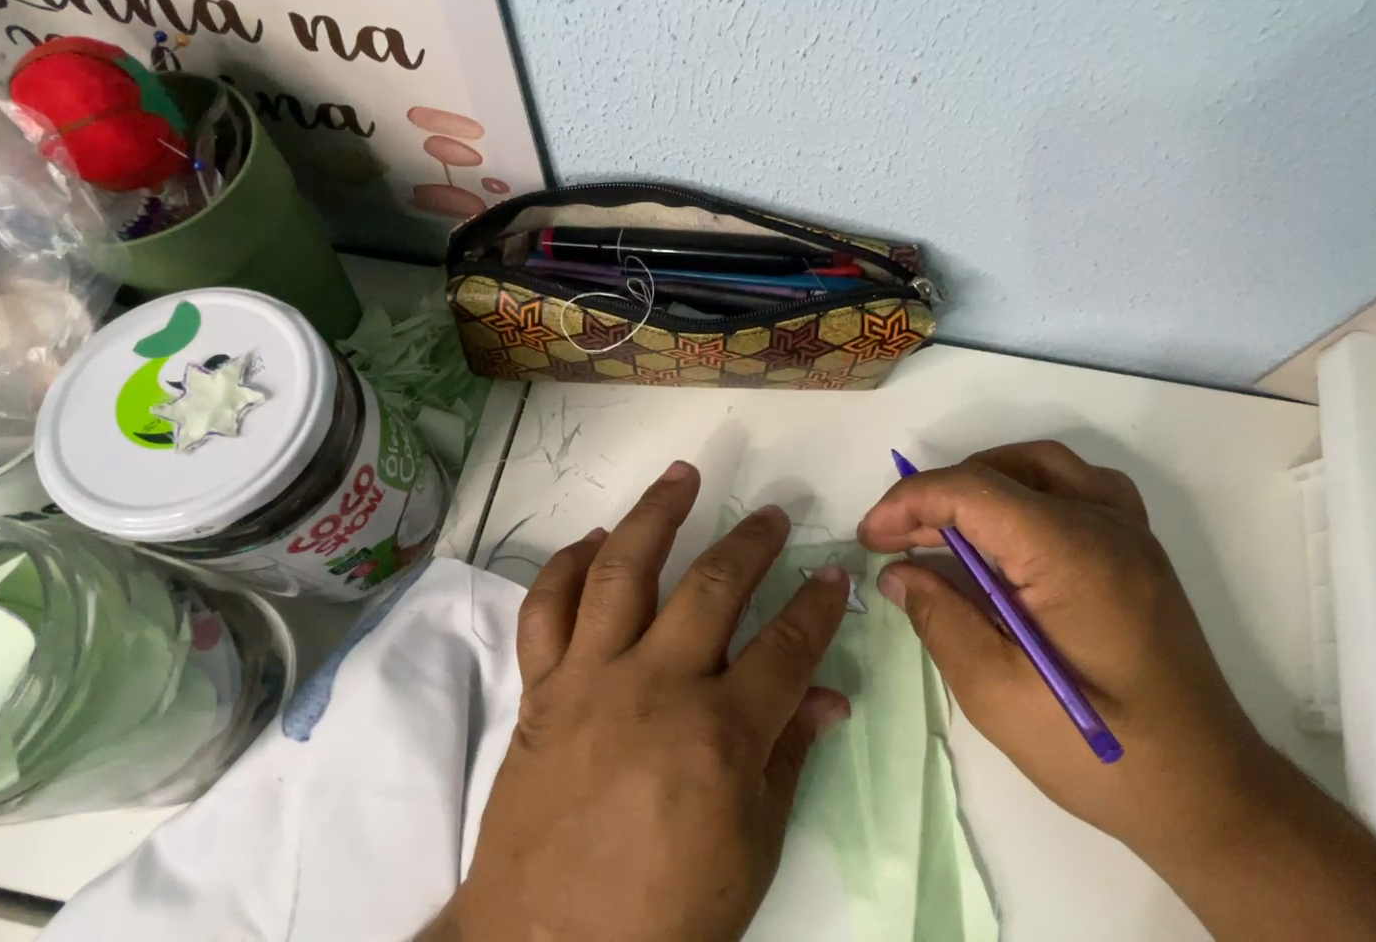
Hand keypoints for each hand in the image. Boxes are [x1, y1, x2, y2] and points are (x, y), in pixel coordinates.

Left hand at [423, 461, 852, 941]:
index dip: (817, 606)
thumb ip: (788, 757)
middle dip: (752, 543)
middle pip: (713, 588)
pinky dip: (567, 568)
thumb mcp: (752, 847)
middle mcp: (656, 686)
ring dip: (655, 516)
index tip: (833, 574)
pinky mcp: (542, 690)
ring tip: (682, 476)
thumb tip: (827, 697)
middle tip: (773, 515)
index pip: (787, 646)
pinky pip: (547, 610)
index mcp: (720, 732)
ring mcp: (591, 679)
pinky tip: (592, 540)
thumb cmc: (667, 910)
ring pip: (624, 571)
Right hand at [856, 441, 1289, 863]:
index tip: (868, 539)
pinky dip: (1028, 492)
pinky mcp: (1140, 554)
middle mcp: (1105, 524)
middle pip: (1003, 470)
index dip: (909, 502)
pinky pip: (1079, 488)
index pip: (972, 490)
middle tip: (894, 541)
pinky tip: (1007, 535)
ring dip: (982, 485)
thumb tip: (898, 573)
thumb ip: (941, 620)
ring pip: (1043, 467)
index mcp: (1070, 552)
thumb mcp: (998, 695)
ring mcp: (1131, 534)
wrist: (1209, 792)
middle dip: (937, 495)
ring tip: (941, 528)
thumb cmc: (1099, 751)